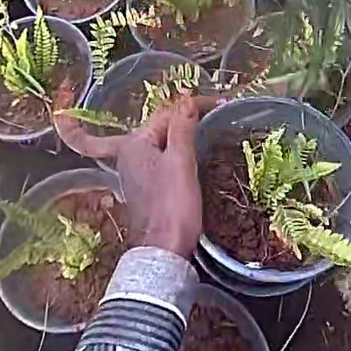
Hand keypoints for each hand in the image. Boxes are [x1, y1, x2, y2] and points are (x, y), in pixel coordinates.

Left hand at [54, 98, 215, 257]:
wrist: (164, 251)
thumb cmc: (172, 205)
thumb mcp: (181, 161)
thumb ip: (183, 127)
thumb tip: (188, 99)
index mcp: (134, 143)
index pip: (167, 113)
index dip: (193, 106)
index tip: (221, 104)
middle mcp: (129, 154)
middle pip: (162, 127)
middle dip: (185, 118)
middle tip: (217, 114)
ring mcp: (136, 171)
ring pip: (163, 143)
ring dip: (182, 135)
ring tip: (209, 129)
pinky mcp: (147, 186)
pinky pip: (163, 159)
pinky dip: (177, 152)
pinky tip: (192, 154)